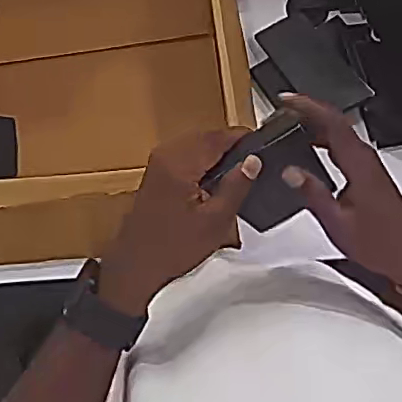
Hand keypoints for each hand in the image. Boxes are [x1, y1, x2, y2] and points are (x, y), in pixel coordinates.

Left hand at [99, 128, 261, 315]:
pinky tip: (216, 182)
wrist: (138, 265)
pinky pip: (186, 155)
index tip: (263, 147)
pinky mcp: (157, 171)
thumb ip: (236, 186)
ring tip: (239, 175)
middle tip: (254, 164)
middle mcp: (165, 154)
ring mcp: (158, 161)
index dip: (242, 139)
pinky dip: (203, 162)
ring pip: (196, 145)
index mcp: (179, 162)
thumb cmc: (174, 248)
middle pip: (206, 138)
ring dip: (216, 155)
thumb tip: (253, 161)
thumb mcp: (215, 220)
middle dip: (230, 147)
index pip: (216, 137)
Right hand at [278, 93, 401, 286]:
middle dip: (307, 110)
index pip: (332, 122)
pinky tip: (309, 145)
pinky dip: (324, 137)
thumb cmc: (383, 243)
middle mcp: (365, 159)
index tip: (287, 100)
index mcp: (358, 165)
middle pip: (336, 121)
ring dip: (315, 123)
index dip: (308, 106)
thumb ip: (312, 193)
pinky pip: (343, 143)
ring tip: (290, 123)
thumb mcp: (338, 223)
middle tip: (282, 109)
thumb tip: (290, 172)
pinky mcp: (368, 172)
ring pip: (339, 131)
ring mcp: (368, 164)